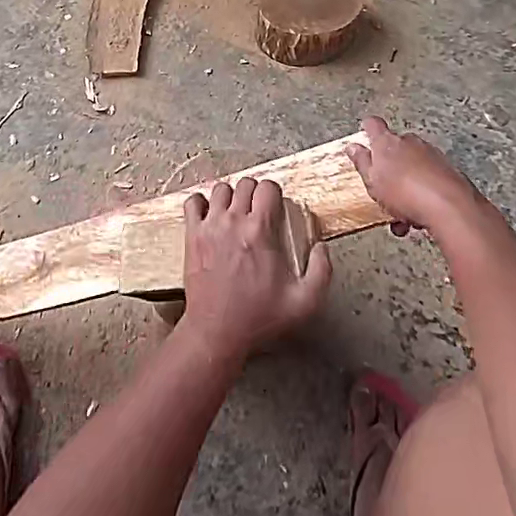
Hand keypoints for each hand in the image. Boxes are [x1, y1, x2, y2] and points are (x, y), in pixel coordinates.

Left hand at [180, 178, 330, 361]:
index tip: (275, 207)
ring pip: (221, 189)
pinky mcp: (193, 236)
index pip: (268, 187)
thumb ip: (322, 271)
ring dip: (230, 196)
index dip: (274, 193)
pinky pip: (193, 203)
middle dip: (255, 192)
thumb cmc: (257, 317)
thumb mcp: (304, 302)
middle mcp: (234, 222)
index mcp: (260, 231)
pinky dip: (201, 203)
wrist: (217, 332)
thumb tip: (321, 247)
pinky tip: (210, 214)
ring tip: (236, 212)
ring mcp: (210, 227)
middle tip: (257, 210)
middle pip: (245, 183)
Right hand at [344, 116, 484, 235]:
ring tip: (401, 216)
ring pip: (413, 168)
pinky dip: (422, 196)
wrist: (448, 205)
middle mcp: (410, 143)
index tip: (365, 130)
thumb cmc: (407, 192)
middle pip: (395, 149)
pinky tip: (418, 219)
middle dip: (390, 168)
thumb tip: (353, 148)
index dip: (368, 128)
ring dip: (406, 187)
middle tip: (383, 189)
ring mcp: (431, 155)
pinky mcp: (447, 171)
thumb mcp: (372, 181)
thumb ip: (362, 162)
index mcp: (387, 142)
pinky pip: (428, 181)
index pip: (374, 126)